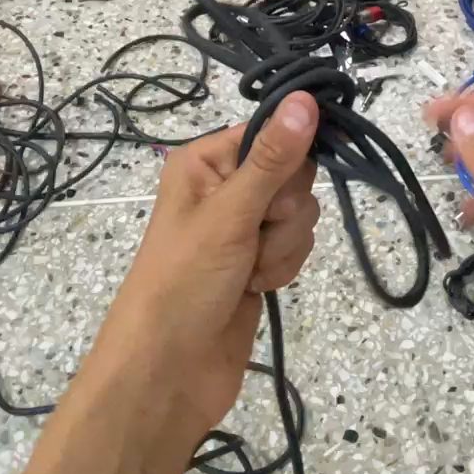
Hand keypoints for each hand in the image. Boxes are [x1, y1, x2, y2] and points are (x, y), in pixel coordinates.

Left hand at [11, 92, 320, 473]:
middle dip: (284, 211)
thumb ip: (273, 158)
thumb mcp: (230, 214)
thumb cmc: (185, 282)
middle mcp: (225, 185)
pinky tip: (257, 287)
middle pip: (294, 174)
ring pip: (300, 212)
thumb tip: (306, 98)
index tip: (286, 188)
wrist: (167, 375)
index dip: (289, 157)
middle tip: (254, 235)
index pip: (271, 133)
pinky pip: (295, 243)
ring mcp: (243, 225)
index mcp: (206, 161)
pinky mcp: (258, 258)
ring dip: (283, 244)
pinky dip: (283, 266)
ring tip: (249, 271)